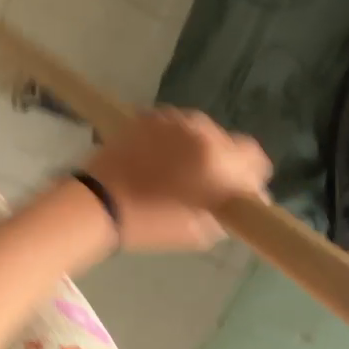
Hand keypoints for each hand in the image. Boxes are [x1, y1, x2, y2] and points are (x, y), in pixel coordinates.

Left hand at [80, 107, 271, 251]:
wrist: (94, 204)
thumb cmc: (146, 223)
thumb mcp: (196, 231)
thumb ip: (225, 214)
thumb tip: (239, 204)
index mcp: (217, 158)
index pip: (254, 158)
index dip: (250, 176)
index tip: (239, 191)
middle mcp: (201, 130)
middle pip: (226, 142)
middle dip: (220, 161)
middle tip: (202, 184)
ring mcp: (172, 120)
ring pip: (198, 132)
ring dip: (194, 148)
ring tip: (174, 171)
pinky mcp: (147, 117)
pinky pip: (171, 127)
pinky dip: (170, 141)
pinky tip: (154, 159)